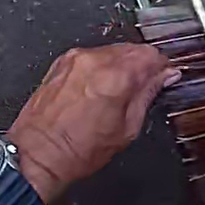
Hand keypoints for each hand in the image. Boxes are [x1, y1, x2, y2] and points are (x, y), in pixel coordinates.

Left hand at [7, 44, 180, 200]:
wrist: (38, 154)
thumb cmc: (77, 150)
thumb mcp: (127, 128)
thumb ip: (148, 95)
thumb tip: (163, 77)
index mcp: (116, 77)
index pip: (152, 55)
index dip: (163, 67)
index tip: (165, 77)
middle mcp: (95, 61)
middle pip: (133, 49)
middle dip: (144, 65)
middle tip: (146, 86)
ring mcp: (77, 59)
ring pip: (114, 50)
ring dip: (123, 65)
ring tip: (120, 92)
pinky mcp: (62, 63)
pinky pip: (93, 56)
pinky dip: (102, 67)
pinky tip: (100, 89)